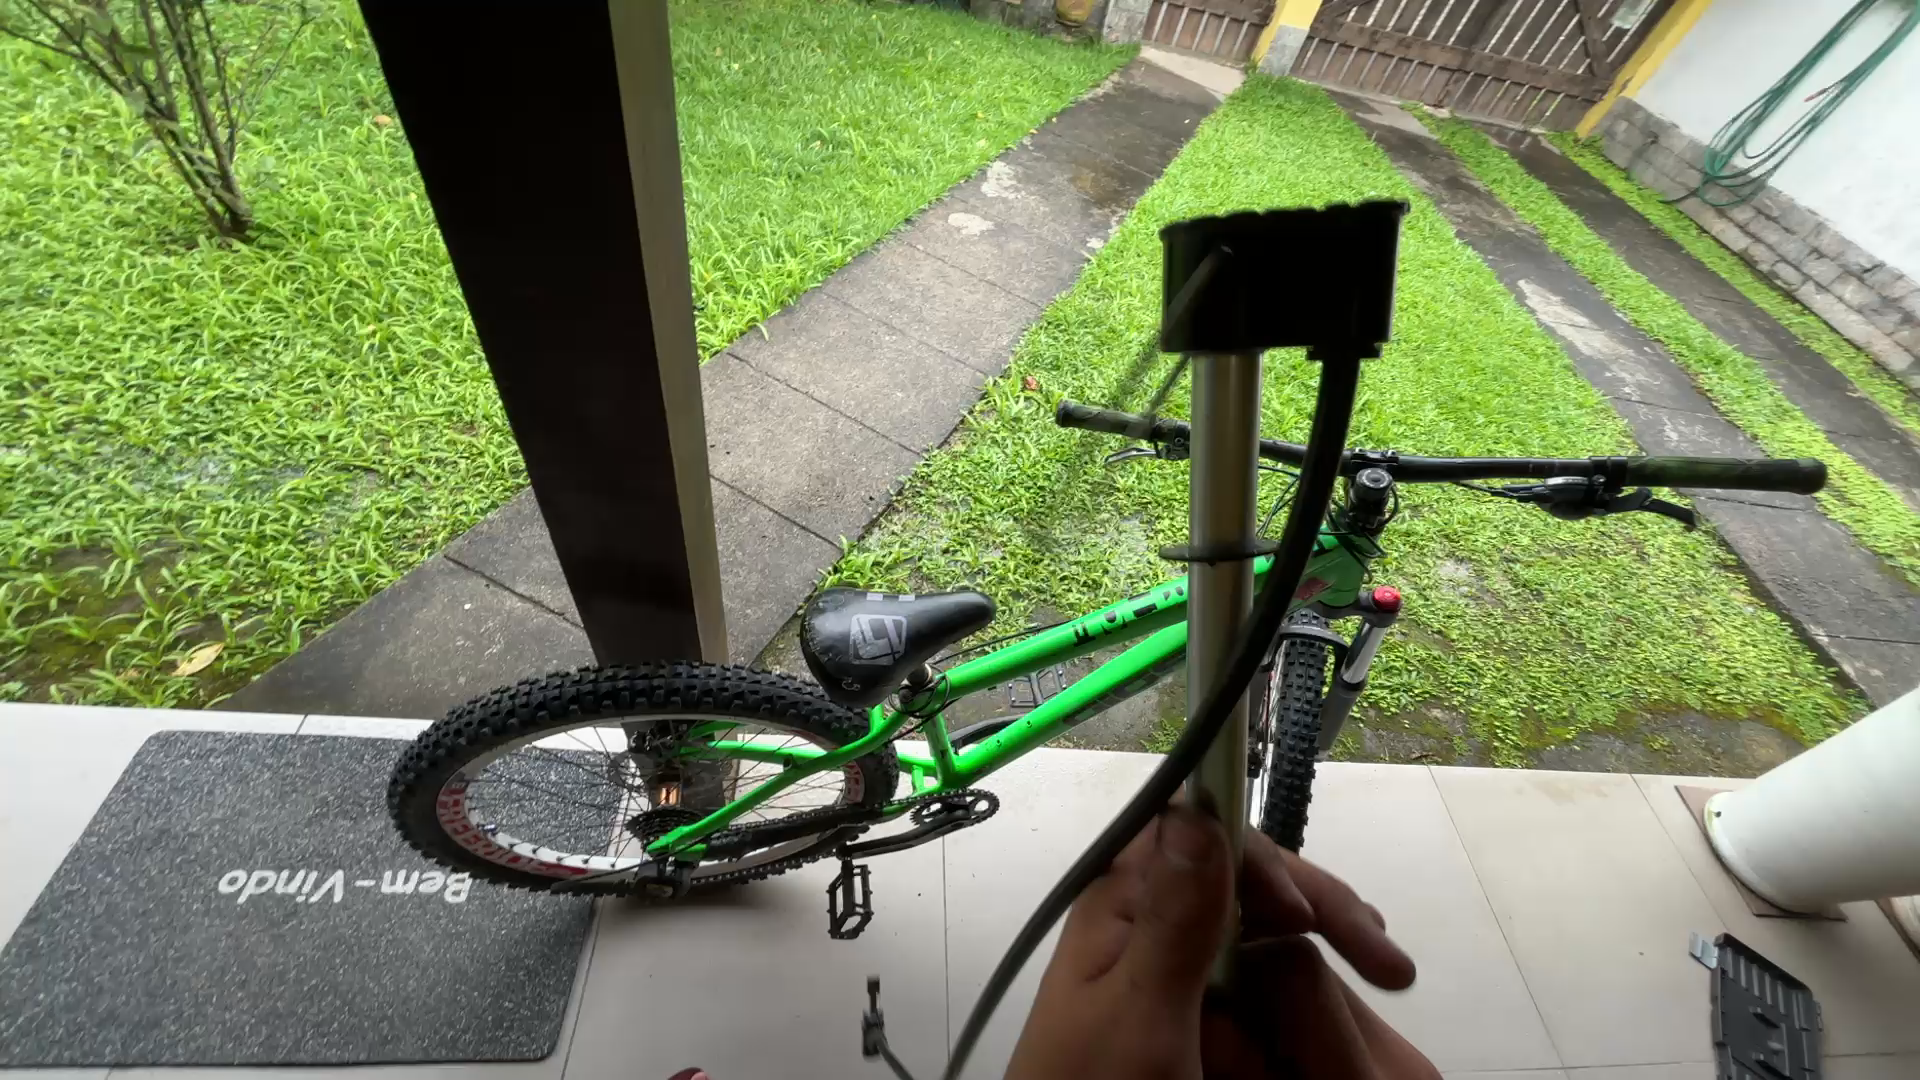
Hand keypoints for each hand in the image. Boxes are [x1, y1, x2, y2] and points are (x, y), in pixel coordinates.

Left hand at [1004, 807, 1437, 1079]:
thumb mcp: (1139, 1013)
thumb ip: (1172, 920)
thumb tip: (1198, 811)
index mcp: (1122, 898)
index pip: (1197, 831)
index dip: (1263, 859)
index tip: (1312, 918)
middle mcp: (1144, 911)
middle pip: (1238, 874)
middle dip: (1315, 904)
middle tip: (1387, 964)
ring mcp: (1163, 952)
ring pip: (1249, 916)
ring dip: (1316, 935)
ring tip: (1381, 967)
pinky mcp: (1179, 993)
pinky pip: (1244, 962)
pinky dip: (1292, 971)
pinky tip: (1332, 993)